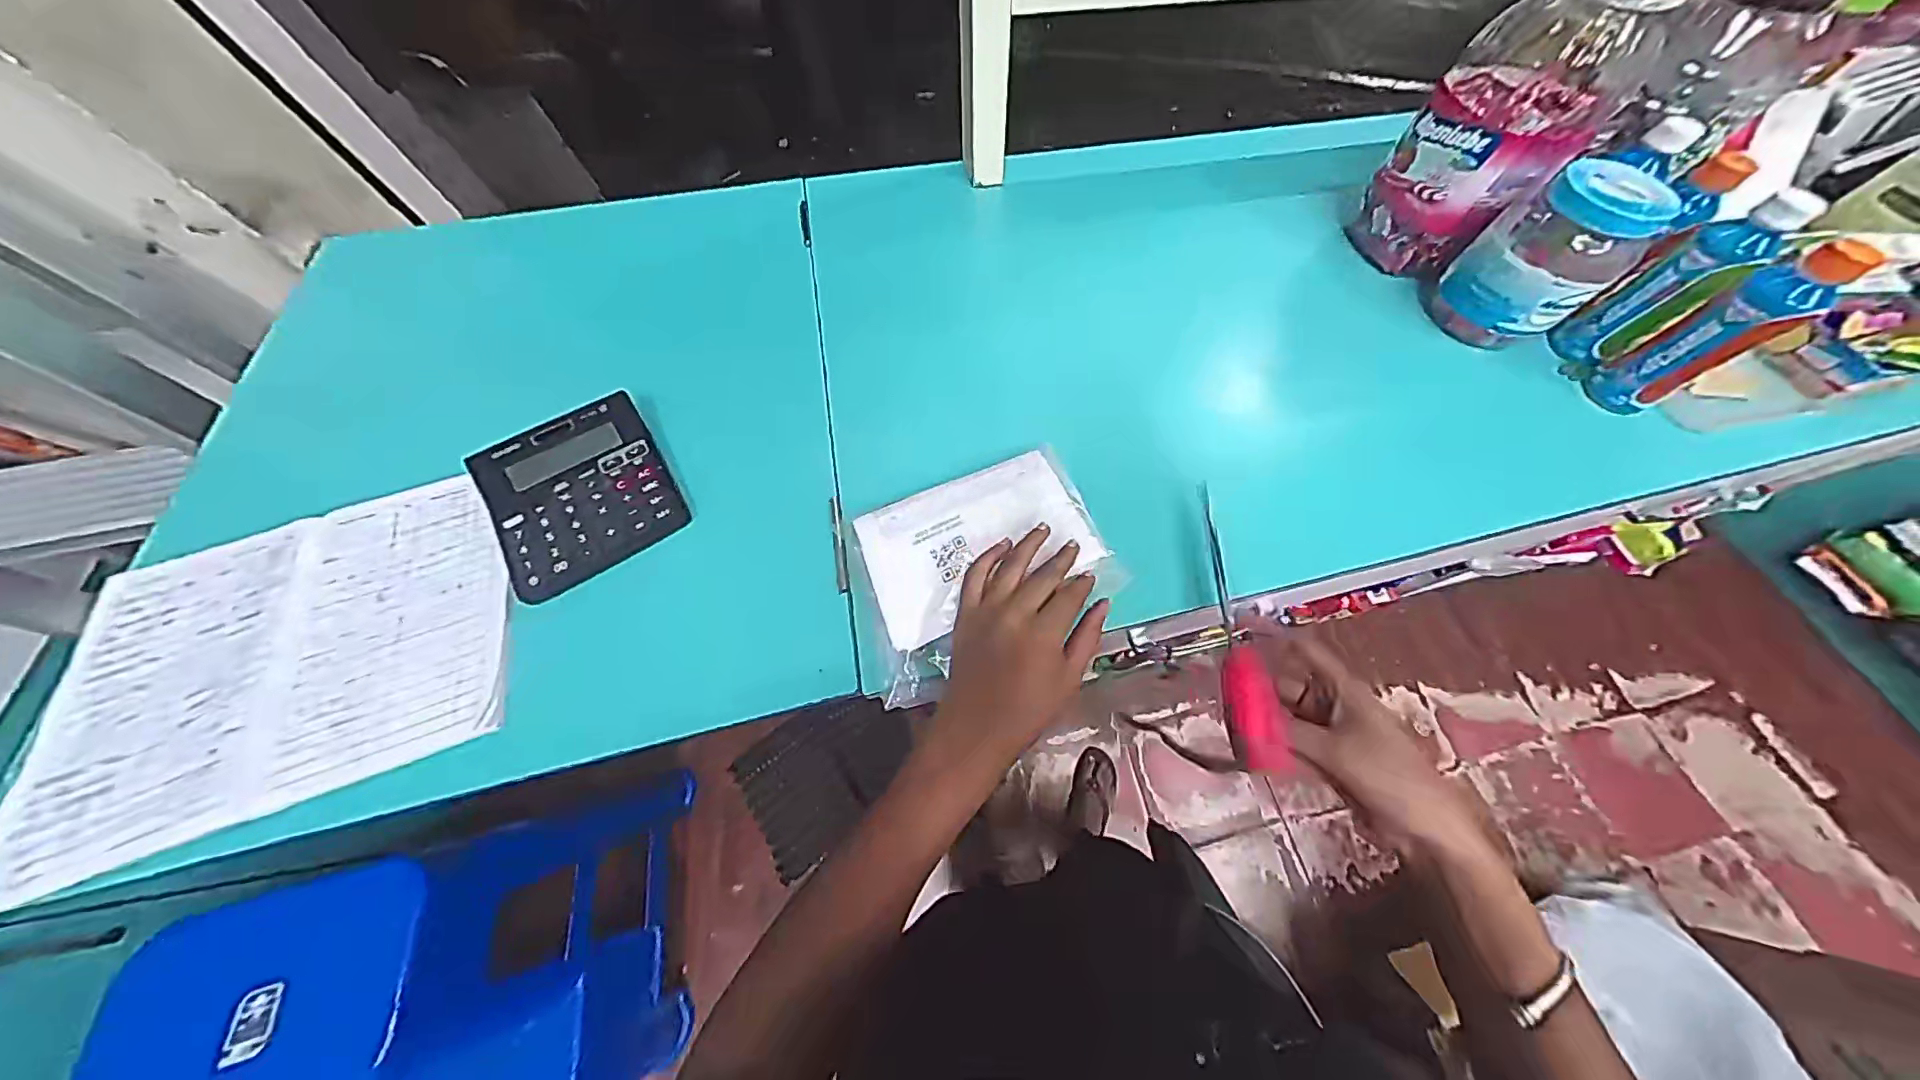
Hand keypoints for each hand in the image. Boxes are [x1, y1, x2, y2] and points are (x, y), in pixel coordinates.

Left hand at [934, 525, 1110, 760]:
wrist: (976, 727)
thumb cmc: (1028, 711)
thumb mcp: (1069, 680)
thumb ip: (1087, 638)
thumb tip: (1103, 604)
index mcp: (1044, 633)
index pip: (1069, 595)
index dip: (1082, 583)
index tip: (1090, 576)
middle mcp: (1015, 614)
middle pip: (1042, 577)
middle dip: (1061, 559)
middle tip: (1072, 546)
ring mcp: (986, 611)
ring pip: (1009, 567)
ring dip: (1027, 546)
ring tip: (1042, 530)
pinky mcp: (965, 614)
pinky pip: (975, 576)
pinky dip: (988, 557)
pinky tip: (1002, 547)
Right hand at [1248, 623, 1492, 861]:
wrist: (1425, 827)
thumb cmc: (1389, 775)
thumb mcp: (1336, 750)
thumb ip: (1288, 733)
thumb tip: (1246, 720)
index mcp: (1342, 690)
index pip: (1304, 651)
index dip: (1274, 636)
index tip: (1242, 628)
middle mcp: (1331, 705)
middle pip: (1286, 686)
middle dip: (1256, 687)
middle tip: (1222, 692)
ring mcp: (1328, 733)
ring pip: (1284, 716)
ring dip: (1260, 719)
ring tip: (1229, 722)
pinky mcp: (1324, 759)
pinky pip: (1289, 743)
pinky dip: (1271, 744)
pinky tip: (1249, 749)